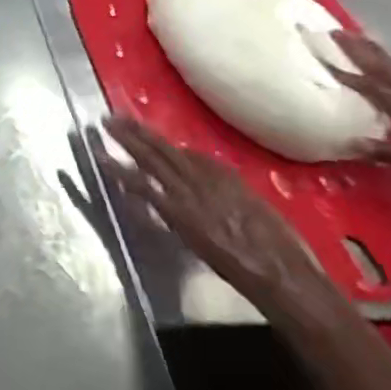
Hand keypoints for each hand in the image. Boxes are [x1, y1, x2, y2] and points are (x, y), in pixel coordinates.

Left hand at [99, 115, 336, 313]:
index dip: (170, 146)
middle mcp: (206, 180)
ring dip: (126, 142)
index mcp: (230, 179)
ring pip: (150, 160)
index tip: (153, 137)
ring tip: (105, 127)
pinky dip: (124, 175)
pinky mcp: (176, 212)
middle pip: (166, 149)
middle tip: (117, 116)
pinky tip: (105, 164)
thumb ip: (238, 199)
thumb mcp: (264, 214)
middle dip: (141, 132)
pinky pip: (144, 189)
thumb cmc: (285, 251)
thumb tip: (223, 197)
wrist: (281, 273)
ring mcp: (188, 194)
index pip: (195, 155)